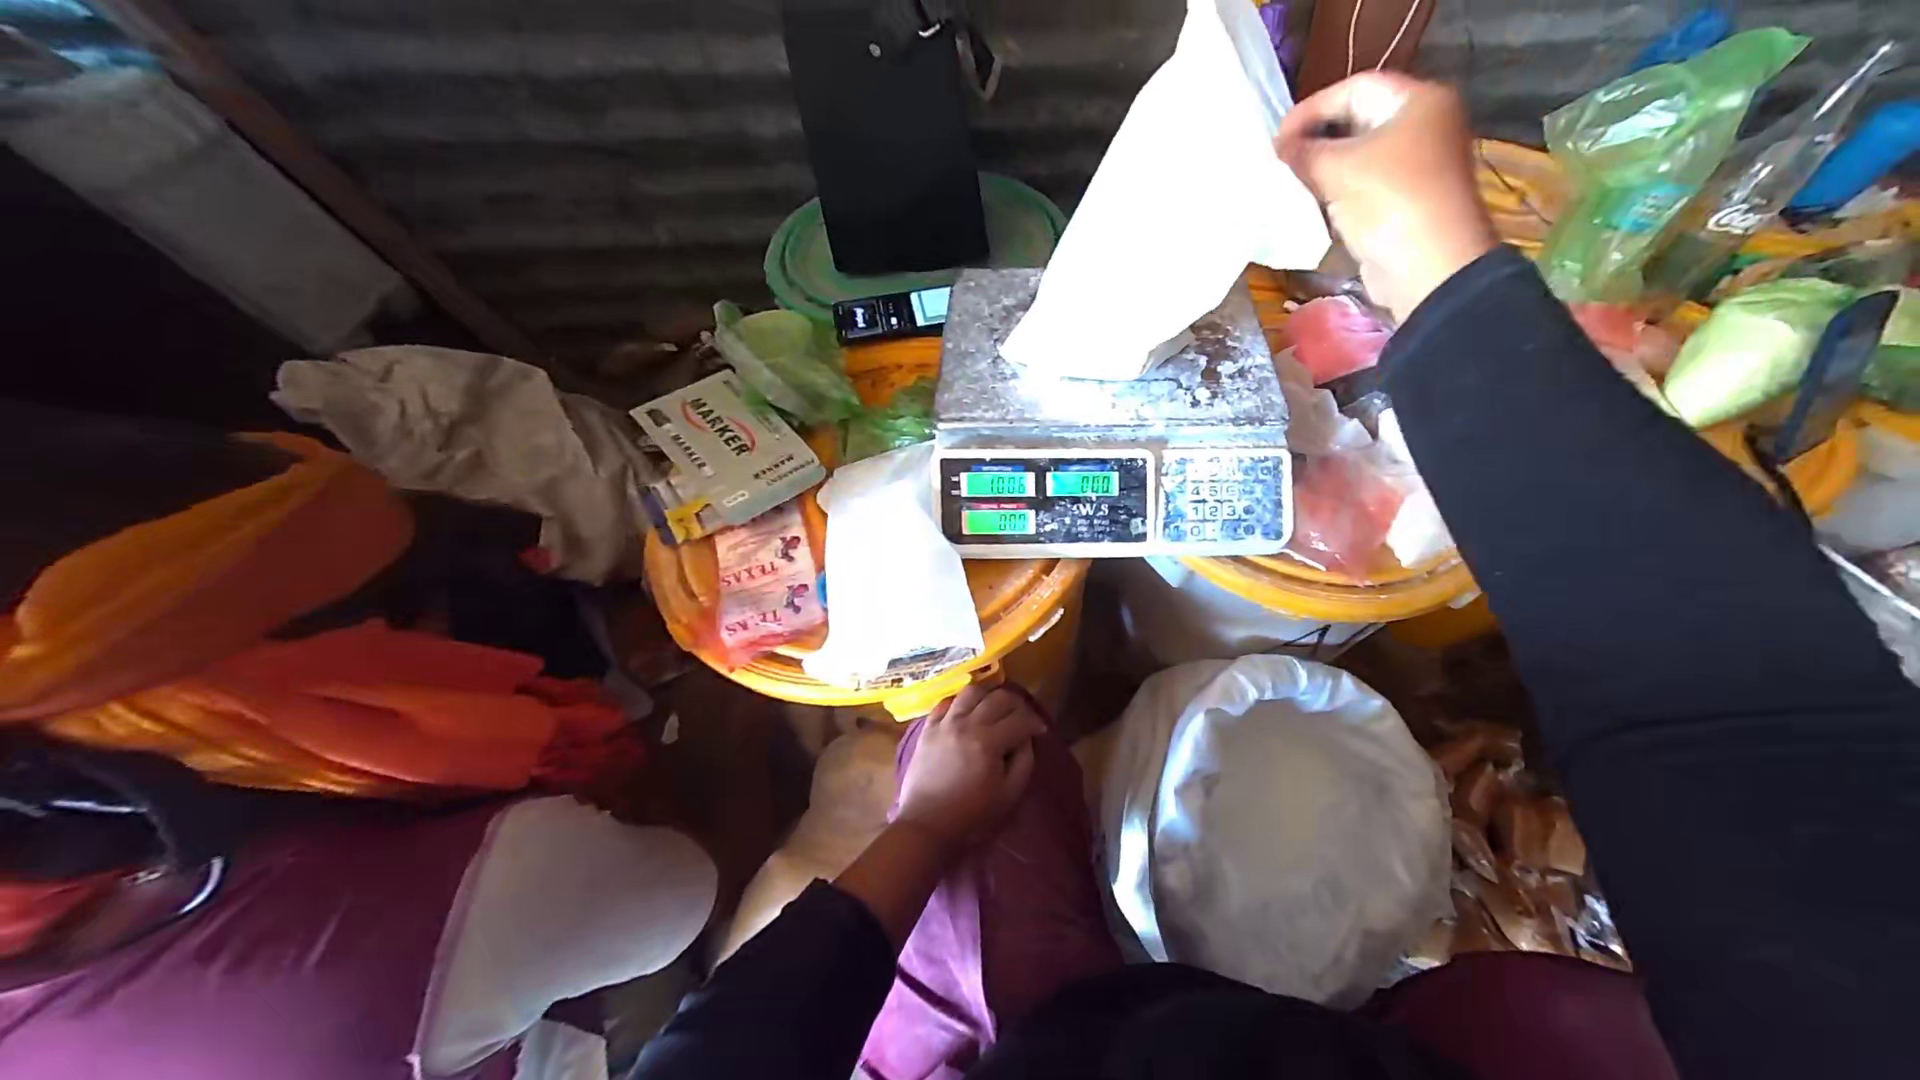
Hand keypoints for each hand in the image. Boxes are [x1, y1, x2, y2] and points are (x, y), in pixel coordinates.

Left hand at [895, 685, 1044, 850]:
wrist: (927, 824)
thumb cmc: (972, 815)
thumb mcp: (1009, 794)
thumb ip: (1024, 761)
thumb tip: (1026, 738)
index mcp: (988, 742)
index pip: (1020, 719)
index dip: (1035, 723)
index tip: (1040, 731)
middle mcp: (966, 724)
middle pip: (998, 698)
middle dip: (1017, 705)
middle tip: (1022, 717)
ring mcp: (944, 723)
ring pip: (971, 691)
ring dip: (989, 694)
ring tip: (995, 706)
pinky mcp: (928, 727)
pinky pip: (946, 702)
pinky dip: (961, 701)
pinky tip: (969, 711)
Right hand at [1276, 72, 1497, 323]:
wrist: (1426, 265)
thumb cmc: (1388, 202)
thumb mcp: (1337, 169)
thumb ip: (1303, 153)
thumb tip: (1278, 149)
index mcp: (1417, 102)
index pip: (1355, 88)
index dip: (1311, 109)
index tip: (1276, 138)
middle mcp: (1422, 125)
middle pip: (1356, 121)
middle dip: (1314, 140)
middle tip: (1277, 161)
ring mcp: (1414, 165)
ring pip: (1356, 156)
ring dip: (1320, 169)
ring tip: (1286, 183)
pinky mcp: (1402, 199)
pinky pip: (1360, 185)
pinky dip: (1333, 191)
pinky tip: (1307, 205)